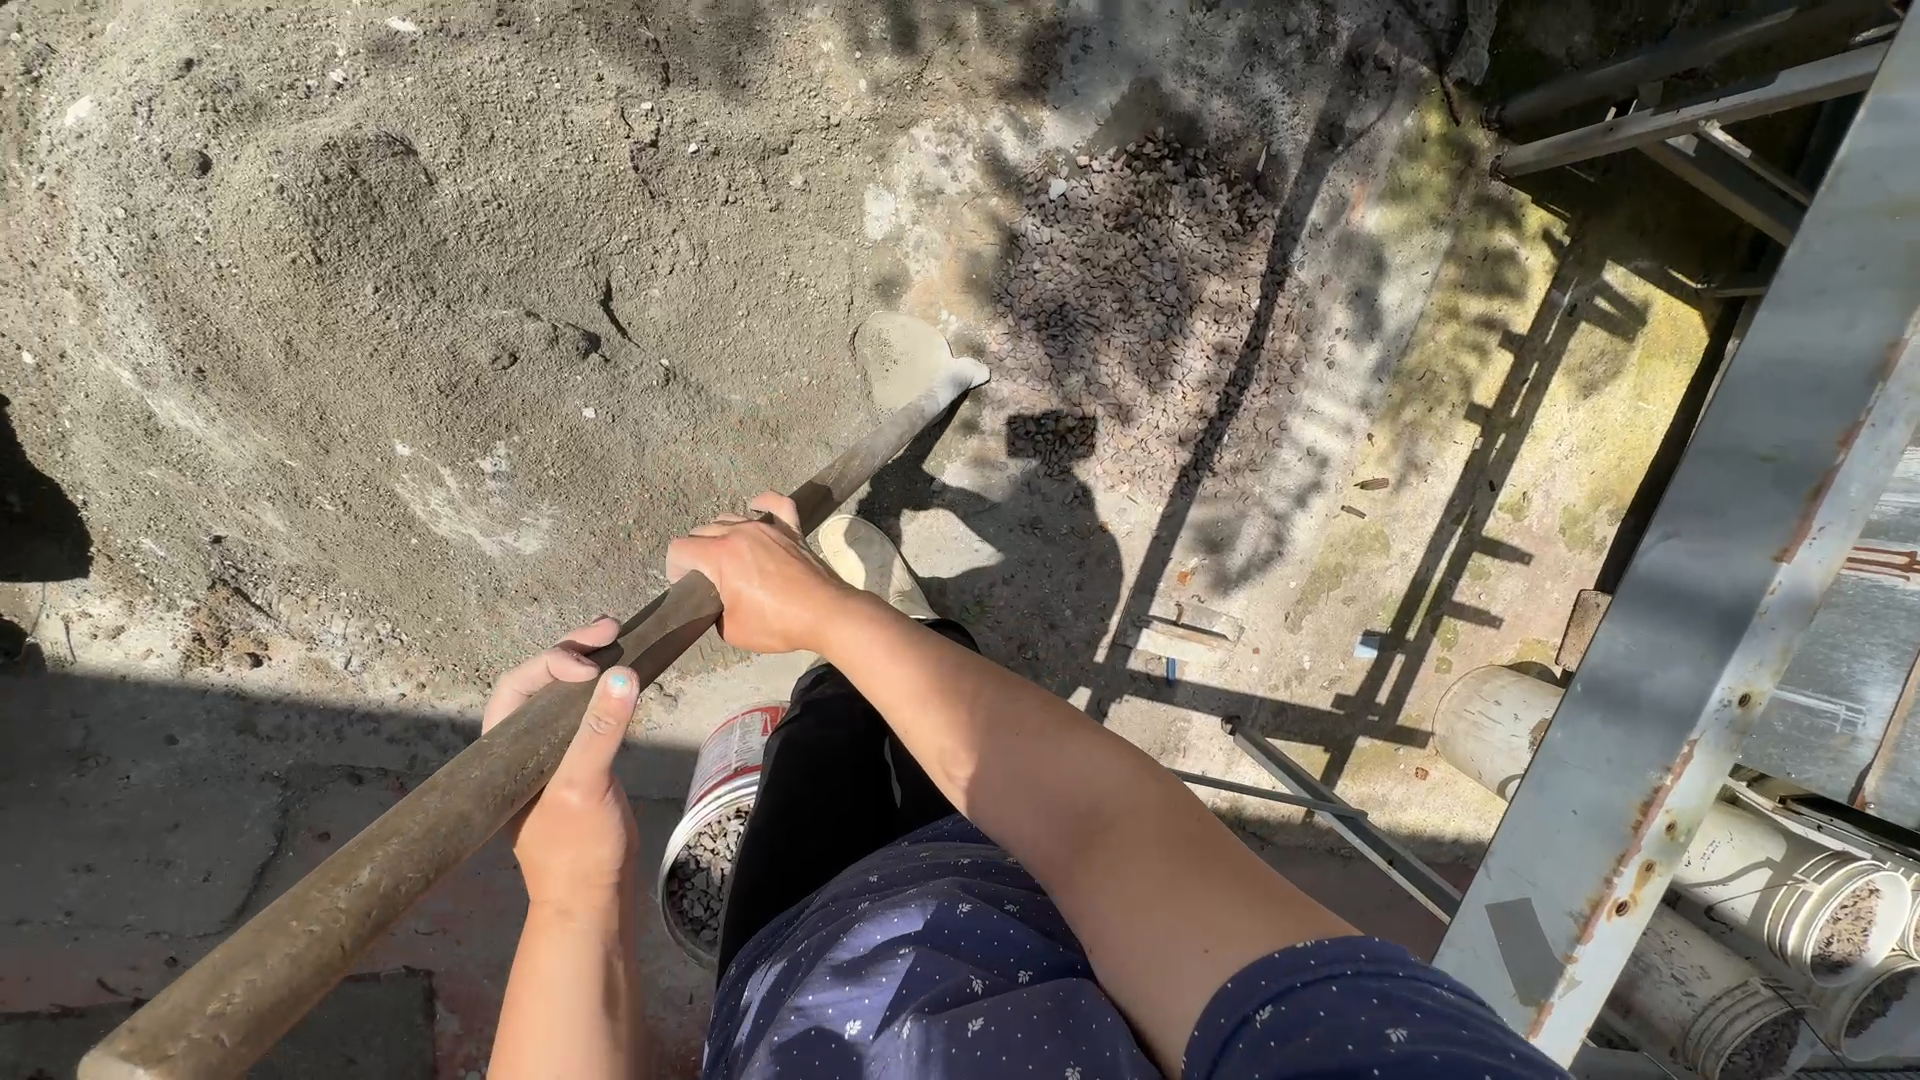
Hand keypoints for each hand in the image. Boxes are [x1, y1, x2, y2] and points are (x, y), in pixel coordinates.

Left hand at [484, 616, 640, 904]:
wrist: (595, 895)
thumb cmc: (575, 848)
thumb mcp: (584, 786)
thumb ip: (601, 731)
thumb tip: (623, 674)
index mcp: (507, 750)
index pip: (518, 685)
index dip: (552, 664)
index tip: (592, 666)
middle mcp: (526, 744)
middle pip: (543, 681)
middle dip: (574, 650)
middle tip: (611, 627)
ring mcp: (557, 751)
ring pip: (568, 693)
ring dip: (593, 663)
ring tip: (620, 636)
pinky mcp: (586, 759)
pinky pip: (592, 711)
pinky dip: (609, 688)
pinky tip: (628, 676)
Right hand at [665, 491, 856, 653]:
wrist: (825, 614)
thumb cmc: (779, 623)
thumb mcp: (731, 629)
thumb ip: (715, 611)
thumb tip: (719, 605)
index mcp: (721, 555)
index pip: (680, 549)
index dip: (674, 569)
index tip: (684, 586)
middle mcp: (741, 533)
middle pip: (703, 531)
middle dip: (696, 553)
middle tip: (705, 578)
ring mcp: (769, 529)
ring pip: (732, 518)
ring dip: (722, 534)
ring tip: (725, 556)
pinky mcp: (792, 532)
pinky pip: (778, 505)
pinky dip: (765, 502)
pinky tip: (756, 506)